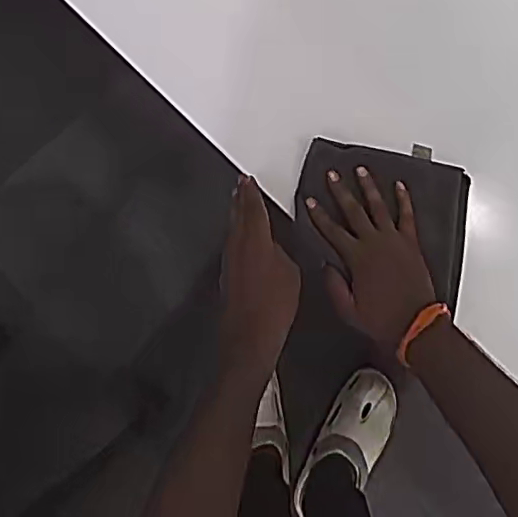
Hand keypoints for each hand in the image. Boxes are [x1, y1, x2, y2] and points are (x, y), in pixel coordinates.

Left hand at [219, 176, 300, 379]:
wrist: (249, 336)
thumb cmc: (275, 304)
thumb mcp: (290, 272)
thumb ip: (282, 251)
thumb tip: (274, 247)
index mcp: (255, 238)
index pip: (253, 207)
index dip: (251, 192)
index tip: (248, 179)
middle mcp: (238, 244)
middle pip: (237, 214)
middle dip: (240, 198)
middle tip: (241, 184)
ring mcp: (229, 258)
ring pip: (232, 227)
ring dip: (236, 213)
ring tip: (239, 202)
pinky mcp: (227, 273)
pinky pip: (231, 242)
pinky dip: (235, 231)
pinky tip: (239, 234)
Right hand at [305, 166, 438, 354]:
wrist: (417, 326)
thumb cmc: (384, 320)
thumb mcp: (349, 310)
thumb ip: (334, 286)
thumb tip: (326, 267)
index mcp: (357, 258)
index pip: (332, 230)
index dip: (319, 214)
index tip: (311, 200)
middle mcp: (374, 243)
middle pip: (353, 210)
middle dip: (340, 190)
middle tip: (332, 175)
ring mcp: (394, 240)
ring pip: (378, 206)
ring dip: (368, 186)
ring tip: (361, 170)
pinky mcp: (410, 243)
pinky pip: (407, 216)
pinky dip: (404, 199)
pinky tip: (399, 186)